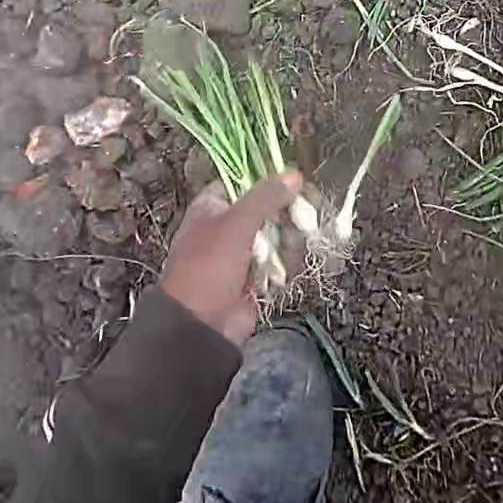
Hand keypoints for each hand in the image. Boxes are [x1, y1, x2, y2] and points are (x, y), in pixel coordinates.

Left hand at [160, 171, 300, 343]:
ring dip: (288, 241)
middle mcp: (227, 227)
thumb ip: (265, 197)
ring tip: (294, 246)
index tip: (295, 182)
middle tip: (303, 215)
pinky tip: (290, 265)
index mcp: (212, 208)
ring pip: (276, 236)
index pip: (244, 182)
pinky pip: (278, 262)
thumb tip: (294, 174)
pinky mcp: (255, 278)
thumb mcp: (236, 224)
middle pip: (265, 209)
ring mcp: (241, 254)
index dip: (269, 181)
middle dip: (285, 213)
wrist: (199, 328)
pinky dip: (286, 263)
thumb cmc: (208, 268)